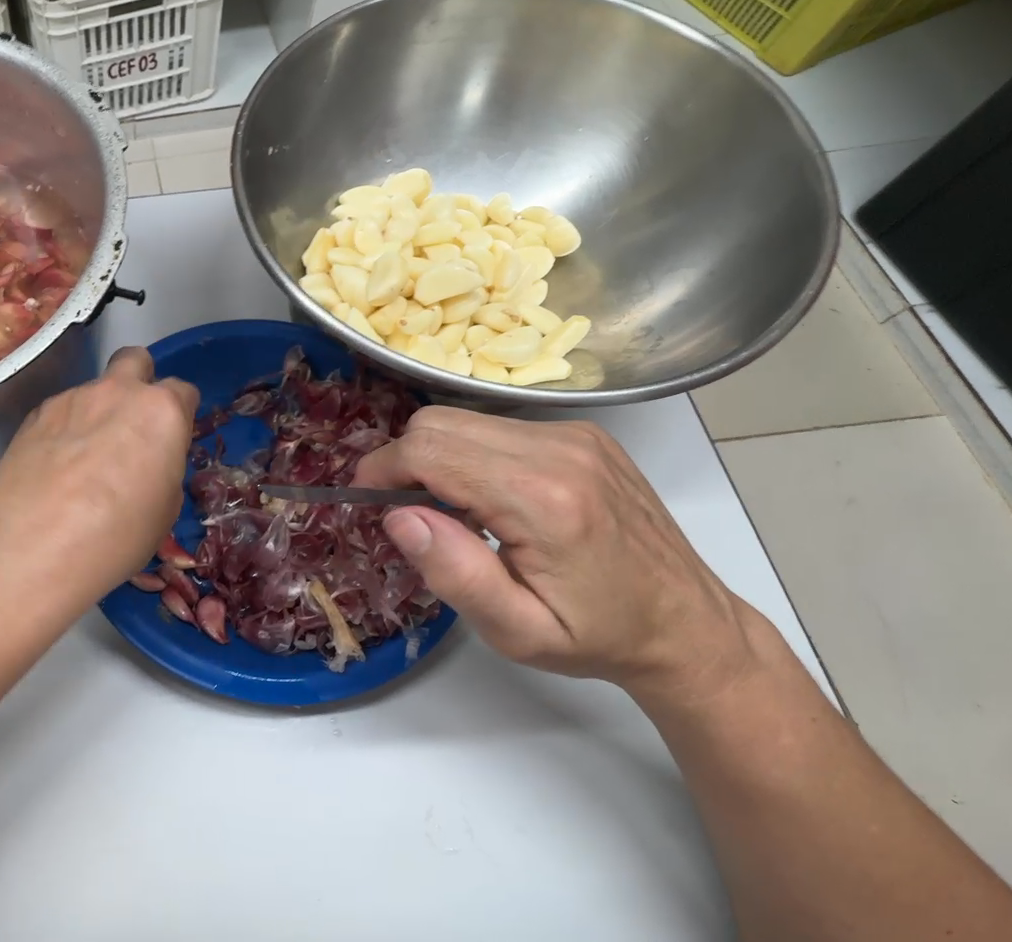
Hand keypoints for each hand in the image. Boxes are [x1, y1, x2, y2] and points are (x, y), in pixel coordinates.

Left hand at [0, 347, 197, 618]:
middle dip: (137, 381)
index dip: (180, 413)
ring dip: (94, 413)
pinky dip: (62, 431)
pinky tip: (53, 467)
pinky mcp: (33, 415)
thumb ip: (162, 468)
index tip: (172, 436)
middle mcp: (116, 392)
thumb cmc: (117, 535)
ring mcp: (70, 399)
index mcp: (161, 412)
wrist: (36, 544)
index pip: (183, 391)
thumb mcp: (163, 510)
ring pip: (91, 391)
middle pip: (134, 360)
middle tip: (131, 424)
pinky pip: (59, 412)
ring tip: (81, 461)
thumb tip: (149, 463)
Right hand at [354, 407, 751, 697]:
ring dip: (436, 458)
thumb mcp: (515, 631)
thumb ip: (453, 573)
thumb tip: (397, 515)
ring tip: (454, 513)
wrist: (687, 625)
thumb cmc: (596, 636)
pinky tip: (490, 499)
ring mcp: (574, 436)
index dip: (382, 470)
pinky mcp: (581, 435)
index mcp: (542, 500)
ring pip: (461, 419)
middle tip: (409, 514)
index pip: (428, 451)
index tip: (367, 504)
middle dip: (404, 462)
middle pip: (437, 424)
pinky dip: (470, 455)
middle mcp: (559, 450)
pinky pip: (494, 426)